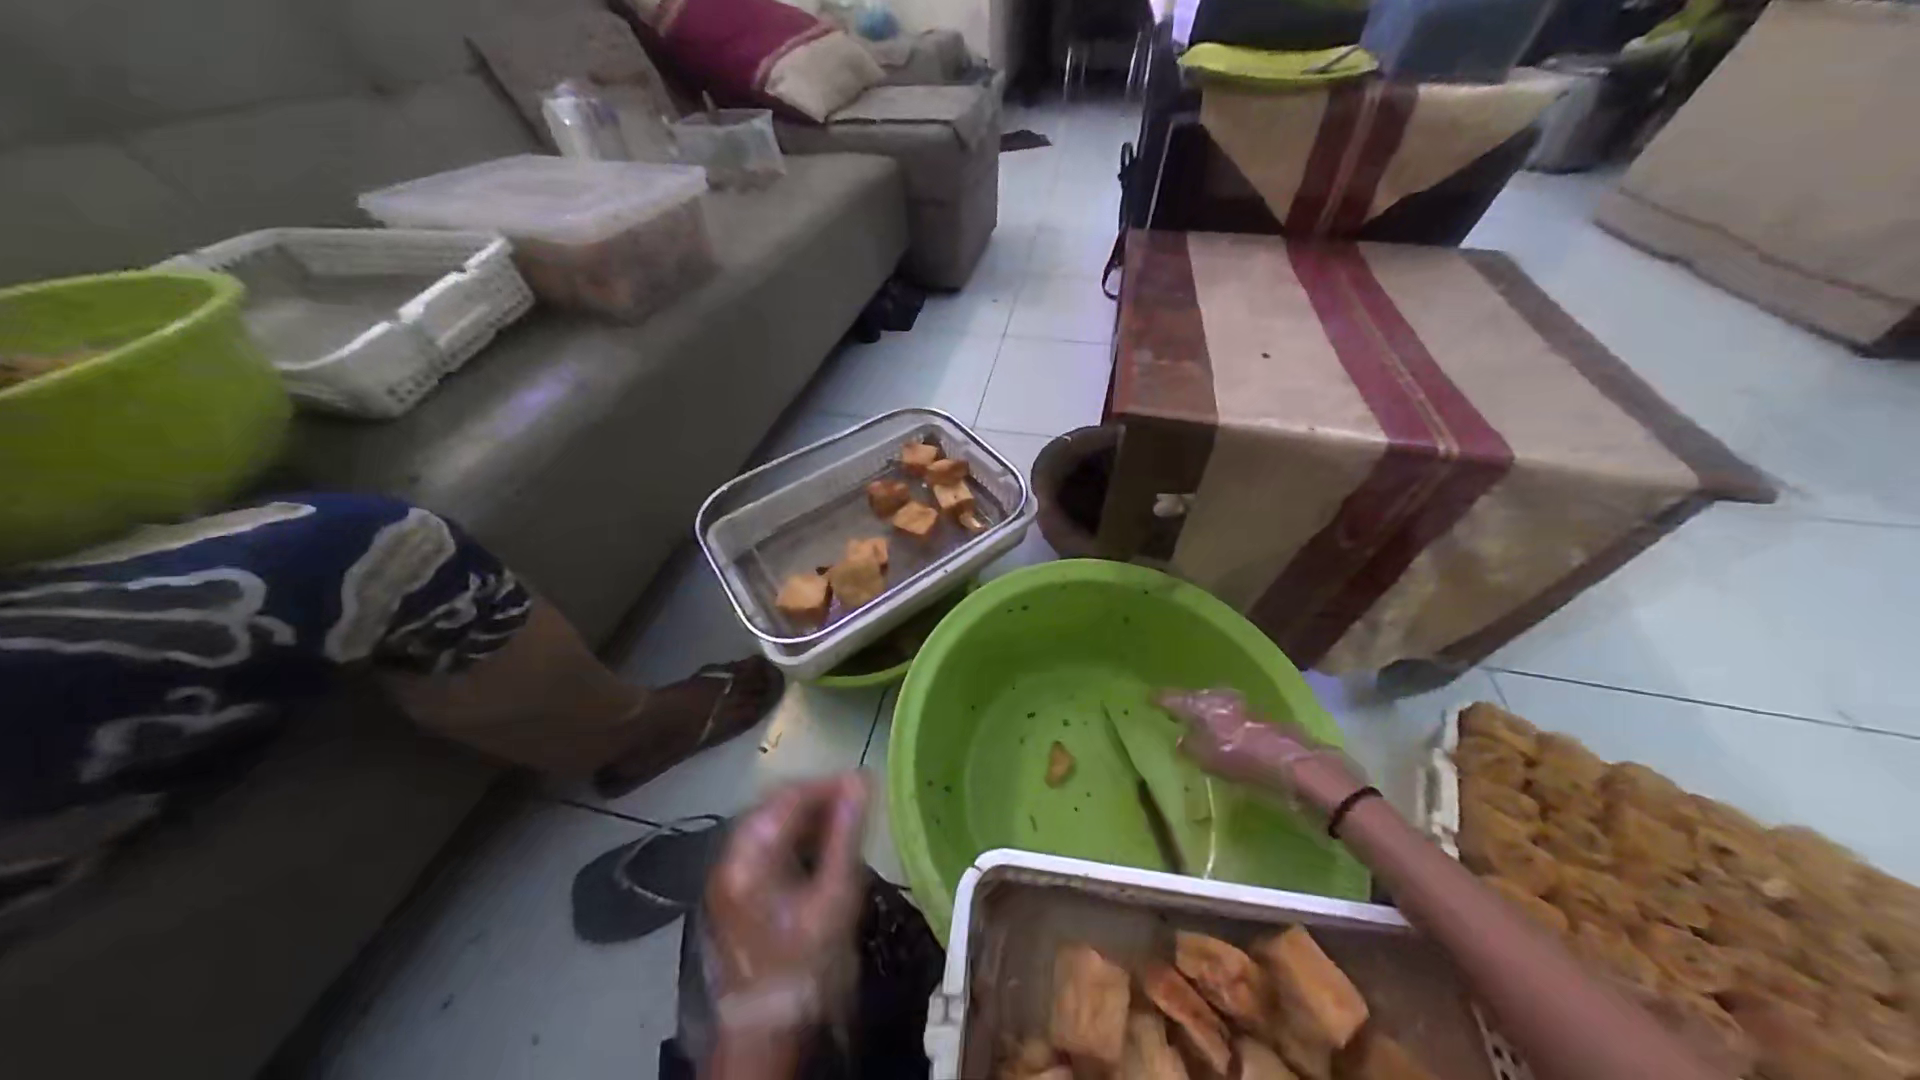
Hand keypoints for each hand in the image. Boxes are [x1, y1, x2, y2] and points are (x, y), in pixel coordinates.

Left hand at [705, 772, 869, 1034]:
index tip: (863, 783)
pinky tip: (820, 847)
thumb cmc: (805, 961)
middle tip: (855, 802)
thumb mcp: (834, 896)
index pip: (788, 797)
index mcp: (749, 857)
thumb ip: (846, 834)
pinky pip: (765, 843)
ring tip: (843, 822)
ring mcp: (729, 874)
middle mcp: (731, 858)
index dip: (827, 784)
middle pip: (774, 806)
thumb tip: (861, 781)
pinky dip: (794, 837)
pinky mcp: (736, 887)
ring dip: (806, 816)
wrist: (768, 1026)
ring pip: (770, 822)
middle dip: (816, 798)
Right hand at [1153, 689, 1365, 816]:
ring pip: (1225, 707)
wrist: (1307, 773)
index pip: (1178, 699)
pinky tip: (1233, 739)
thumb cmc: (1250, 765)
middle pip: (1204, 698)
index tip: (1149, 699)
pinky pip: (1242, 721)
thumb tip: (1182, 740)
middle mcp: (1229, 703)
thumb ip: (1193, 749)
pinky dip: (1233, 727)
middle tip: (1179, 712)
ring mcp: (1253, 713)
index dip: (1163, 700)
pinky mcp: (1273, 728)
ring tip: (1204, 726)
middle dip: (1191, 703)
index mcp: (1208, 707)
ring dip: (1214, 715)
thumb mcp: (1211, 760)